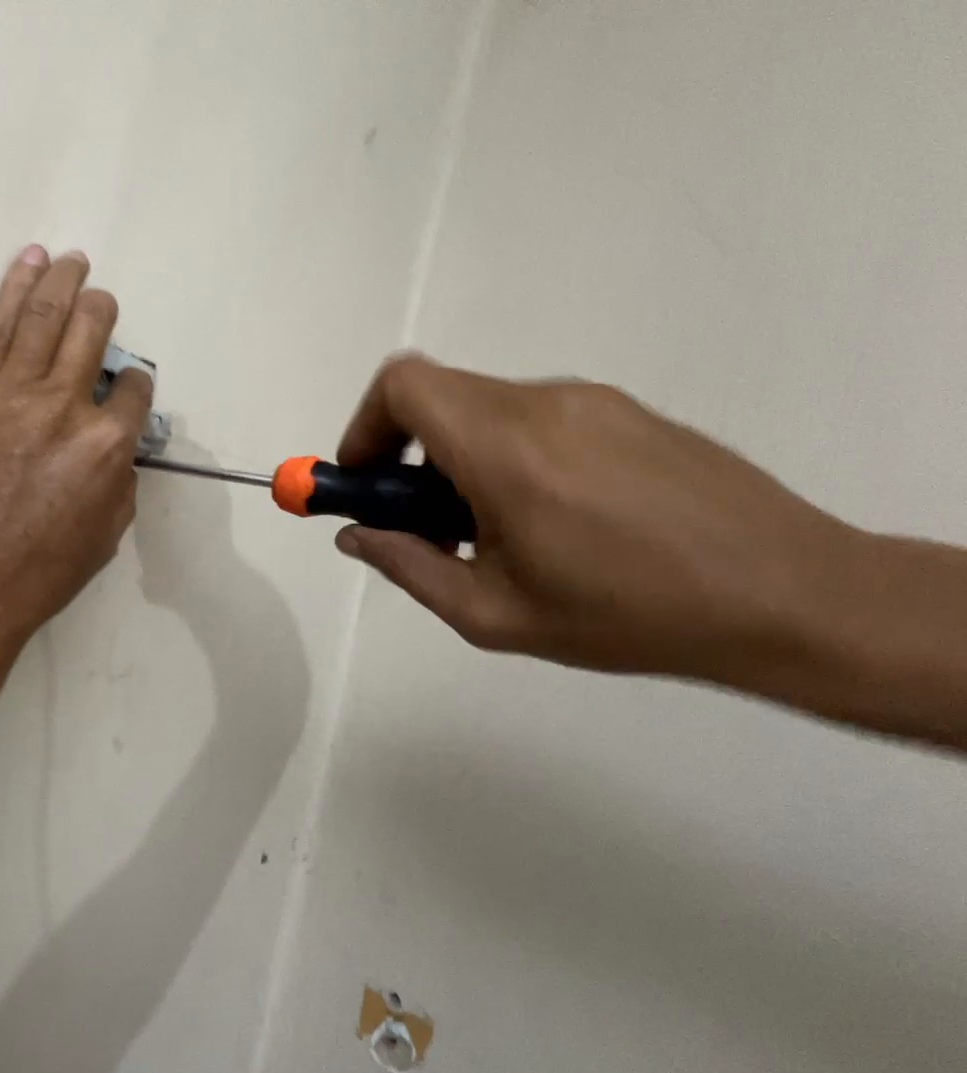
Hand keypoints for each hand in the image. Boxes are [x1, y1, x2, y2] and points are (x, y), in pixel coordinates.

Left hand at [0, 246, 153, 661]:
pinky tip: (25, 267)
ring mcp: (11, 396)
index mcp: (108, 448)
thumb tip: (117, 452)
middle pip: (91, 333)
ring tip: (68, 259)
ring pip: (44, 318)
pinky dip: (14, 290)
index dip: (129, 380)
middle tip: (98, 294)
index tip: (118, 379)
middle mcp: (66, 409)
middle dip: (100, 307)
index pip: (132, 388)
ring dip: (61, 280)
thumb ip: (118, 485)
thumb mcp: (102, 540)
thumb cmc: (32, 580)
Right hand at [333, 352, 858, 680]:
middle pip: (438, 396)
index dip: (365, 426)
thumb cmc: (628, 614)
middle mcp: (546, 405)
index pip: (402, 385)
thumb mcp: (492, 614)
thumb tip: (354, 535)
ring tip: (495, 532)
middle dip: (406, 452)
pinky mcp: (629, 411)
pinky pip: (537, 416)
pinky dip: (509, 453)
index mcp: (507, 449)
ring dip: (459, 457)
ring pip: (485, 407)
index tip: (366, 481)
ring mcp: (594, 401)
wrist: (791, 596)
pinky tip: (552, 519)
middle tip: (424, 522)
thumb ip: (406, 566)